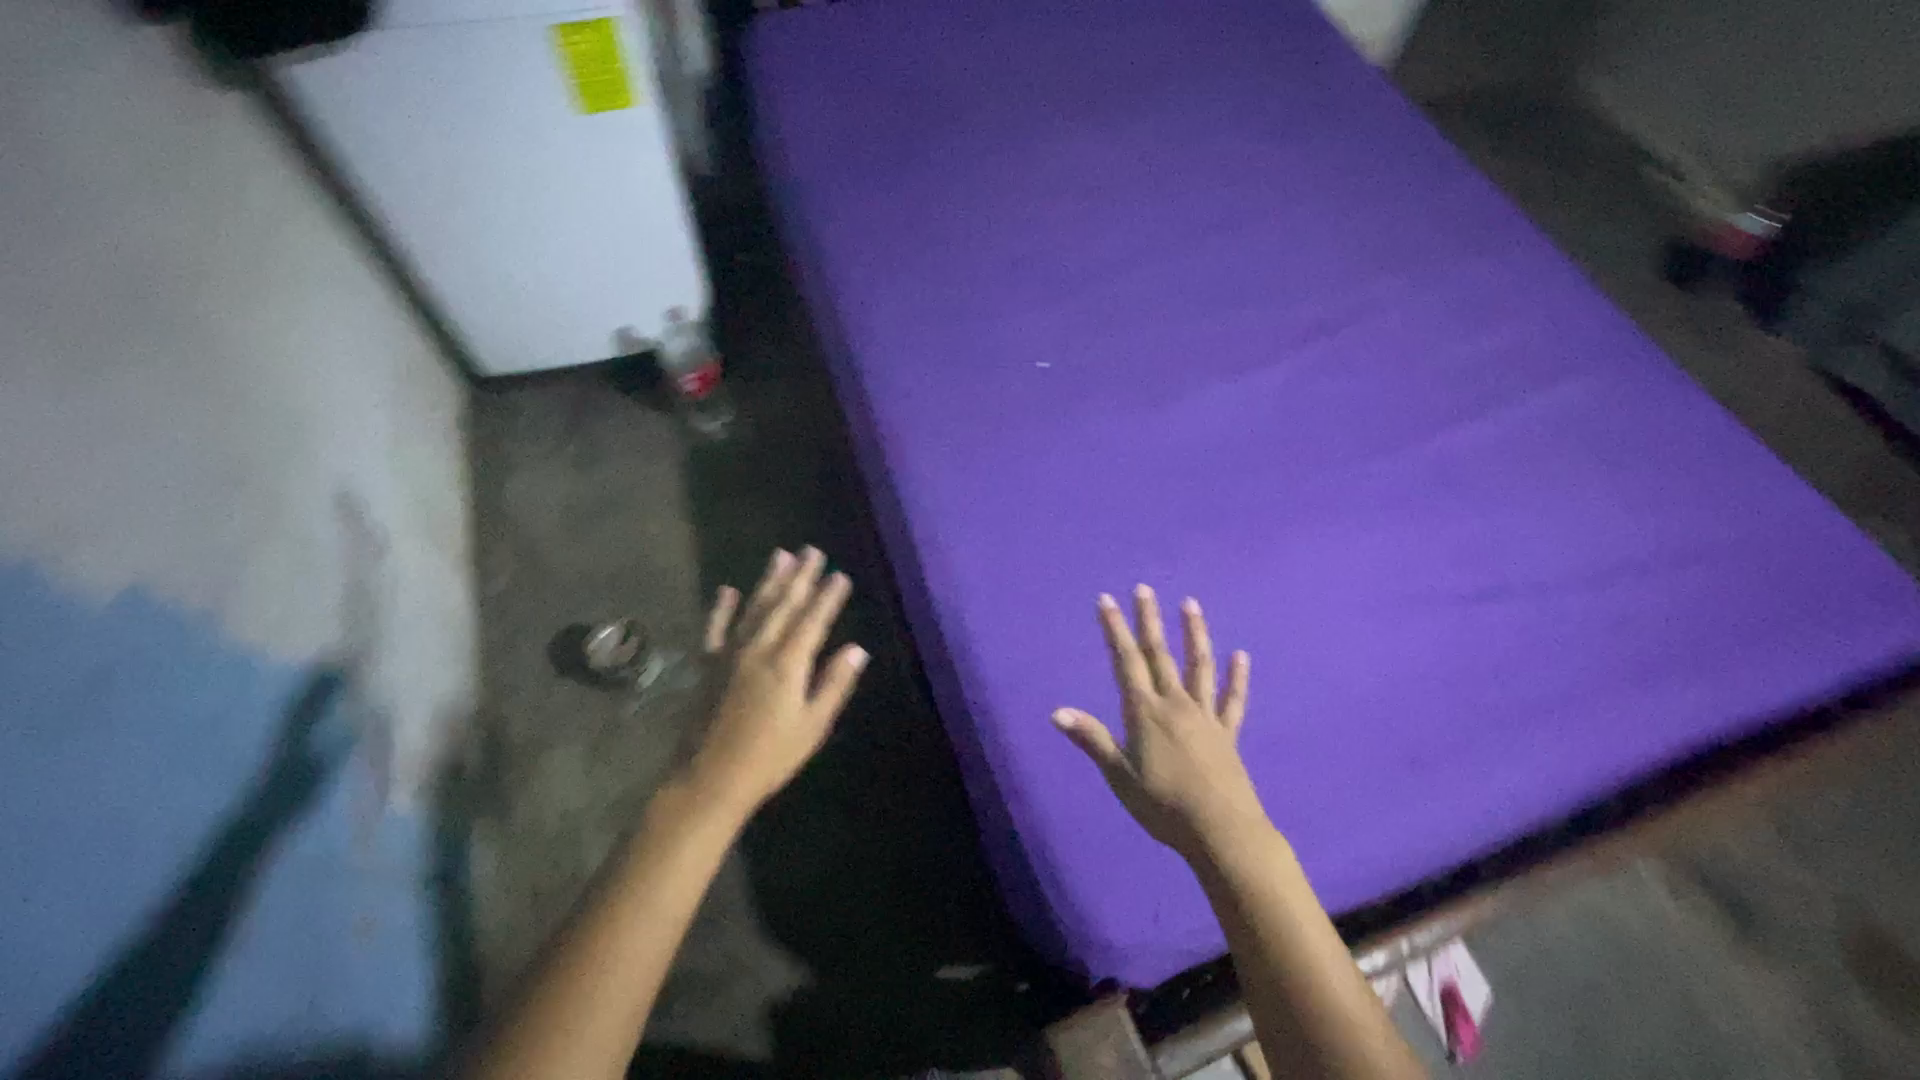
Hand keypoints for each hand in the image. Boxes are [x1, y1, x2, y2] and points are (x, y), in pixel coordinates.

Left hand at [689, 547, 869, 812]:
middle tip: (813, 551)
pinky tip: (727, 589)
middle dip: (801, 577)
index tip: (840, 575)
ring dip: (769, 581)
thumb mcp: (812, 726)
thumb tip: (858, 649)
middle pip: (784, 605)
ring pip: (753, 608)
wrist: (708, 777)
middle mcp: (758, 649)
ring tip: (782, 556)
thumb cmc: (770, 757)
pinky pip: (715, 628)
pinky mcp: (707, 664)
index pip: (813, 621)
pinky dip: (721, 607)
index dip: (828, 596)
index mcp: (787, 664)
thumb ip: (833, 684)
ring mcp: (729, 654)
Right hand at [1053, 586, 1266, 861]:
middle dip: (1148, 621)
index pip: (1126, 662)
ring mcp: (1205, 717)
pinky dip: (1236, 678)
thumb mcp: (1119, 777)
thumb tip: (1057, 712)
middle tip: (1144, 589)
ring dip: (1194, 634)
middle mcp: (1175, 705)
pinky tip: (1240, 657)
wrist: (1221, 831)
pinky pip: (1232, 701)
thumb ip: (1092, 740)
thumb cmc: (1162, 807)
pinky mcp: (1227, 735)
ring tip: (1191, 604)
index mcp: (1145, 713)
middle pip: (1159, 655)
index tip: (1107, 600)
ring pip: (1198, 667)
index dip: (1114, 630)